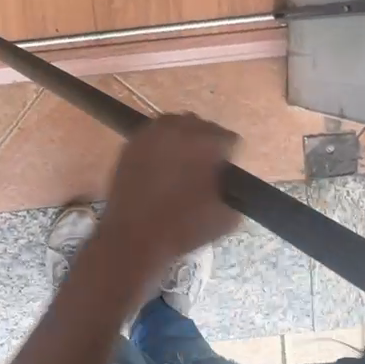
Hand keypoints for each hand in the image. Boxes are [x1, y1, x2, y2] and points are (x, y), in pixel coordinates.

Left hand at [99, 114, 241, 270]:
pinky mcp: (131, 144)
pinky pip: (152, 136)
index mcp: (207, 143)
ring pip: (175, 126)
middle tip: (204, 167)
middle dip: (206, 144)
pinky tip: (159, 165)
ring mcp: (151, 133)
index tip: (225, 172)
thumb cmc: (182, 229)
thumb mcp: (225, 216)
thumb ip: (233, 191)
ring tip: (181, 163)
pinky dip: (159, 146)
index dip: (229, 156)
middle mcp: (179, 129)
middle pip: (202, 127)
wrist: (132, 238)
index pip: (229, 139)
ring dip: (182, 140)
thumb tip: (230, 183)